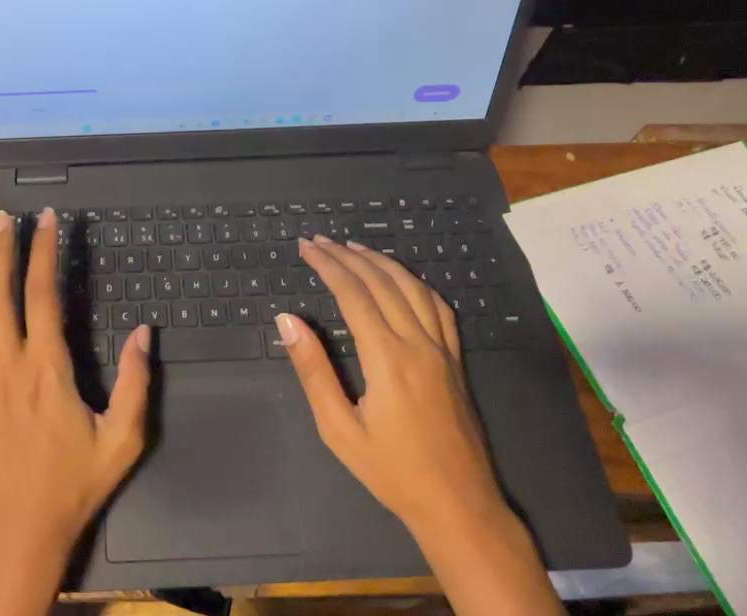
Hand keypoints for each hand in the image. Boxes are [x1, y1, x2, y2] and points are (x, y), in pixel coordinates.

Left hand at [0, 208, 150, 615]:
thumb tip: (144, 330)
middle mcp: (7, 368)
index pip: (43, 296)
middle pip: (0, 295)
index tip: (47, 220)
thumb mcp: (122, 440)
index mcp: (47, 371)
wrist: (17, 534)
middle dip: (6, 250)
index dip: (44, 252)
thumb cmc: (74, 485)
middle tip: (8, 217)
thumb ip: (135, 382)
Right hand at [276, 236, 559, 615]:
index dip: (328, 266)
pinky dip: (416, 283)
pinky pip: (439, 308)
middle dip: (348, 256)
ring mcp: (443, 350)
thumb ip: (314, 371)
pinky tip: (402, 278)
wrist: (458, 505)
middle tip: (320, 241)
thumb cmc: (392, 472)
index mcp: (388, 359)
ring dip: (381, 262)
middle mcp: (418, 344)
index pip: (354, 294)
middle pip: (382, 283)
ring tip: (353, 247)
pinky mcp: (456, 361)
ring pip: (412, 288)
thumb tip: (288, 320)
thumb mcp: (339, 430)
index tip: (306, 247)